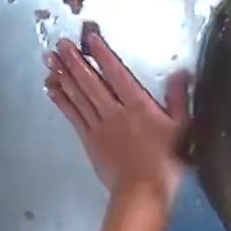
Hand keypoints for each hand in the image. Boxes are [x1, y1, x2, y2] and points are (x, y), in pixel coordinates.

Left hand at [45, 24, 192, 208]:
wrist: (142, 192)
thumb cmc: (166, 161)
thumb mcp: (181, 128)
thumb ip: (178, 98)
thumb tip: (181, 71)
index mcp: (137, 104)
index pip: (116, 72)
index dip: (102, 54)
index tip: (90, 38)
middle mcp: (114, 110)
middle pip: (90, 81)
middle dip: (74, 60)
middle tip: (60, 43)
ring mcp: (98, 125)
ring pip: (78, 95)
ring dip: (63, 75)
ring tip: (49, 59)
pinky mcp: (88, 139)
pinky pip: (72, 115)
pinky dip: (61, 100)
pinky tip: (51, 88)